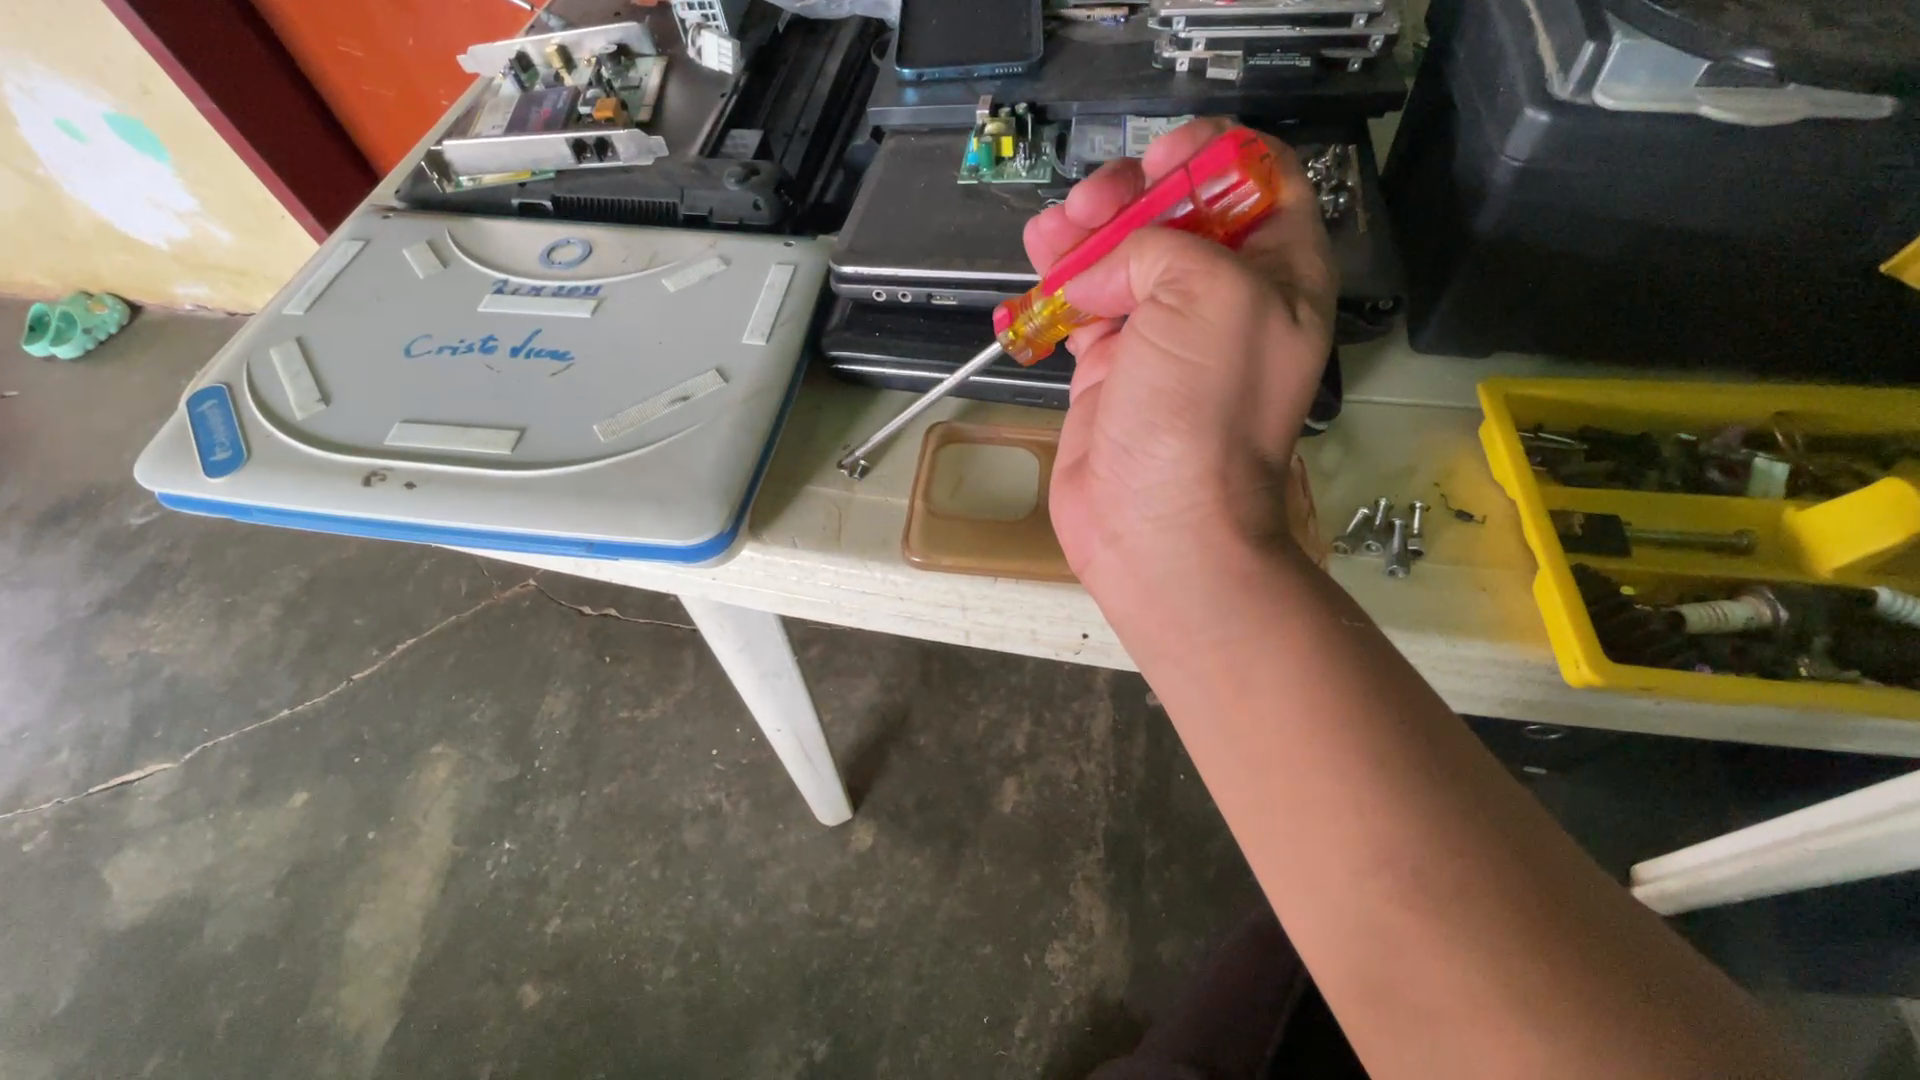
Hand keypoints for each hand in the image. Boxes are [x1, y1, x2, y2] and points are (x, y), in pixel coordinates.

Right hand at [1022, 120, 1336, 588]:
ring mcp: (1163, 336)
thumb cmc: (1203, 412)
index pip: (1261, 182)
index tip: (1161, 158)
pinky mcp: (1112, 369)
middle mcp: (1224, 300)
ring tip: (1052, 230)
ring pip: (1122, 256)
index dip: (1213, 155)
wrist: (1159, 526)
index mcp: (1279, 276)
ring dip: (1084, 231)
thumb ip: (1161, 245)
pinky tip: (1036, 265)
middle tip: (1091, 202)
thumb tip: (1100, 270)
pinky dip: (1058, 282)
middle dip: (1131, 192)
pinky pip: (1083, 306)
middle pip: (1178, 213)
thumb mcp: (1211, 296)